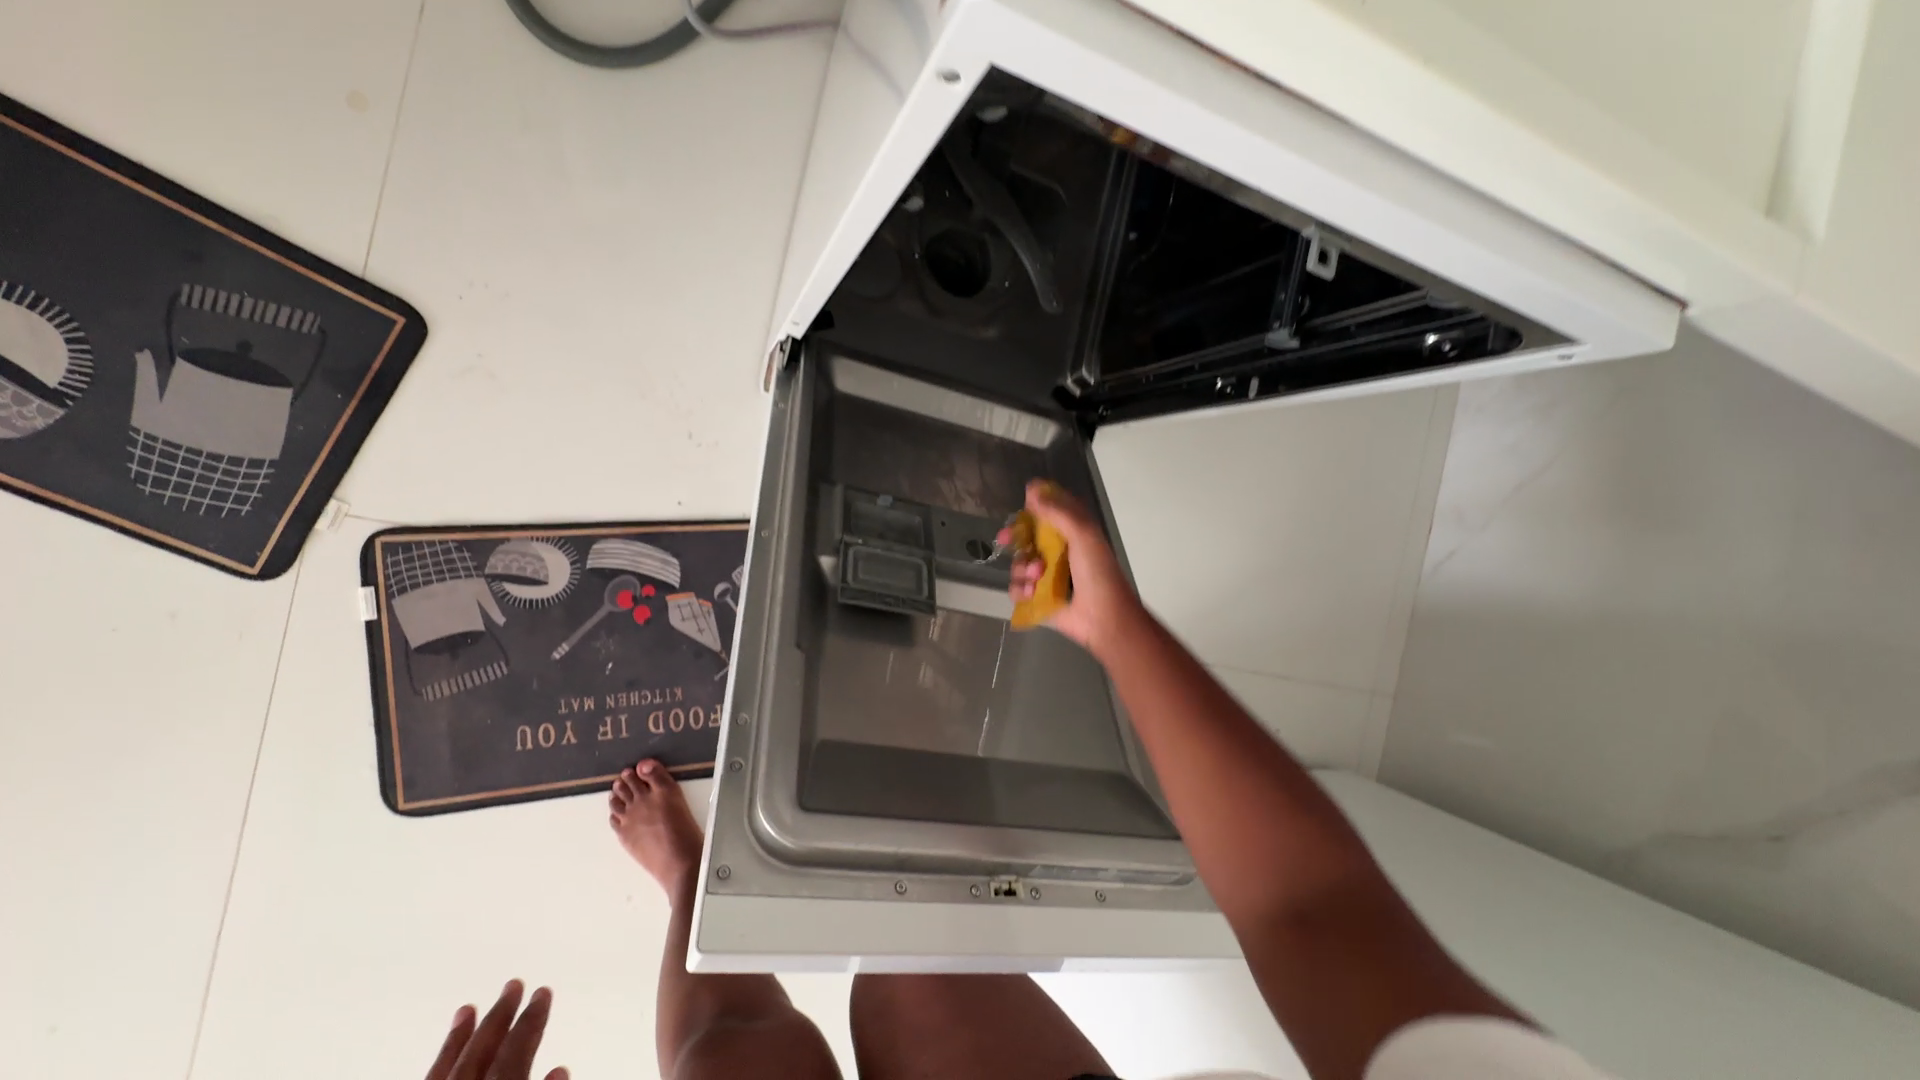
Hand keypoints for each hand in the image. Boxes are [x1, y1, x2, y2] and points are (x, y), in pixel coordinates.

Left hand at [425, 980, 565, 1079]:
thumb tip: (559, 1070)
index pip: (516, 1050)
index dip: (532, 1020)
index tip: (542, 992)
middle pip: (483, 1047)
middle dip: (500, 1014)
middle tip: (514, 984)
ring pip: (449, 1060)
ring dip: (461, 1034)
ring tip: (467, 1007)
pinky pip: (429, 1077)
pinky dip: (443, 1057)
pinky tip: (446, 1048)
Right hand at [1001, 479, 1145, 657]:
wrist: (1104, 618)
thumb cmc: (1097, 573)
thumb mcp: (1083, 535)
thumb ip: (1058, 512)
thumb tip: (1032, 490)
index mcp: (1073, 533)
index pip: (1049, 512)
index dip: (1035, 506)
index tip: (1022, 505)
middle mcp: (1058, 551)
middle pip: (1027, 537)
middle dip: (1015, 537)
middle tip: (1005, 538)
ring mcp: (1047, 575)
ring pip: (1019, 563)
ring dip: (1022, 568)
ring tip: (1036, 577)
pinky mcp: (1038, 598)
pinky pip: (1017, 588)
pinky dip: (1021, 589)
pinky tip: (1031, 593)